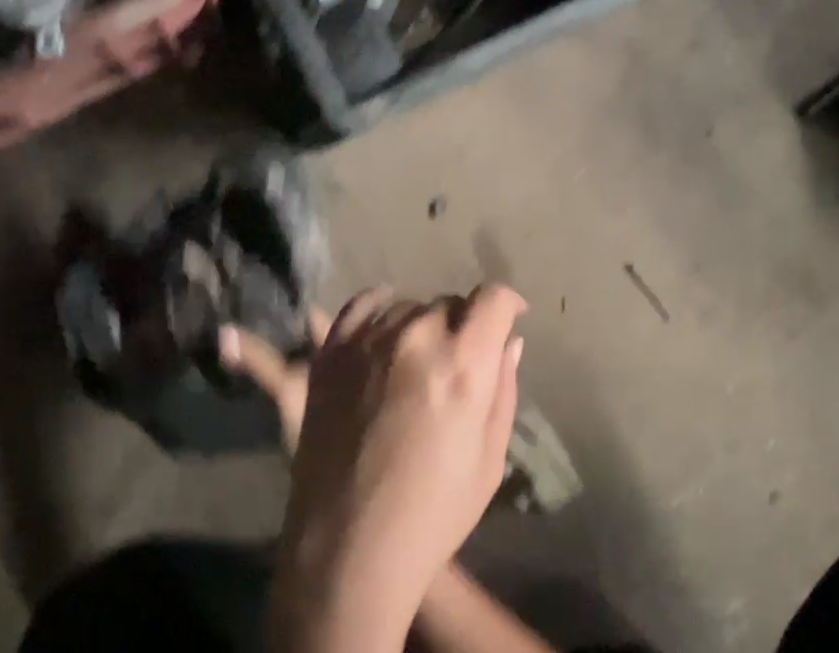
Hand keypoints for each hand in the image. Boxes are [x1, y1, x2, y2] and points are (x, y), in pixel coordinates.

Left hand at [226, 284, 527, 651]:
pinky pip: (361, 306)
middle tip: (458, 364)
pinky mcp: (329, 350)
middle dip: (462, 326)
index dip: (507, 306)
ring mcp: (365, 339)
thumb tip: (508, 342)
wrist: (348, 538)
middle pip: (448, 304)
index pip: (492, 300)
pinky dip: (379, 310)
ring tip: (417, 364)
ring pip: (406, 306)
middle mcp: (414, 337)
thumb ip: (502, 391)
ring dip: (420, 325)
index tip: (508, 320)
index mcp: (462, 365)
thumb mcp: (488, 460)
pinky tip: (383, 332)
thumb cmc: (432, 512)